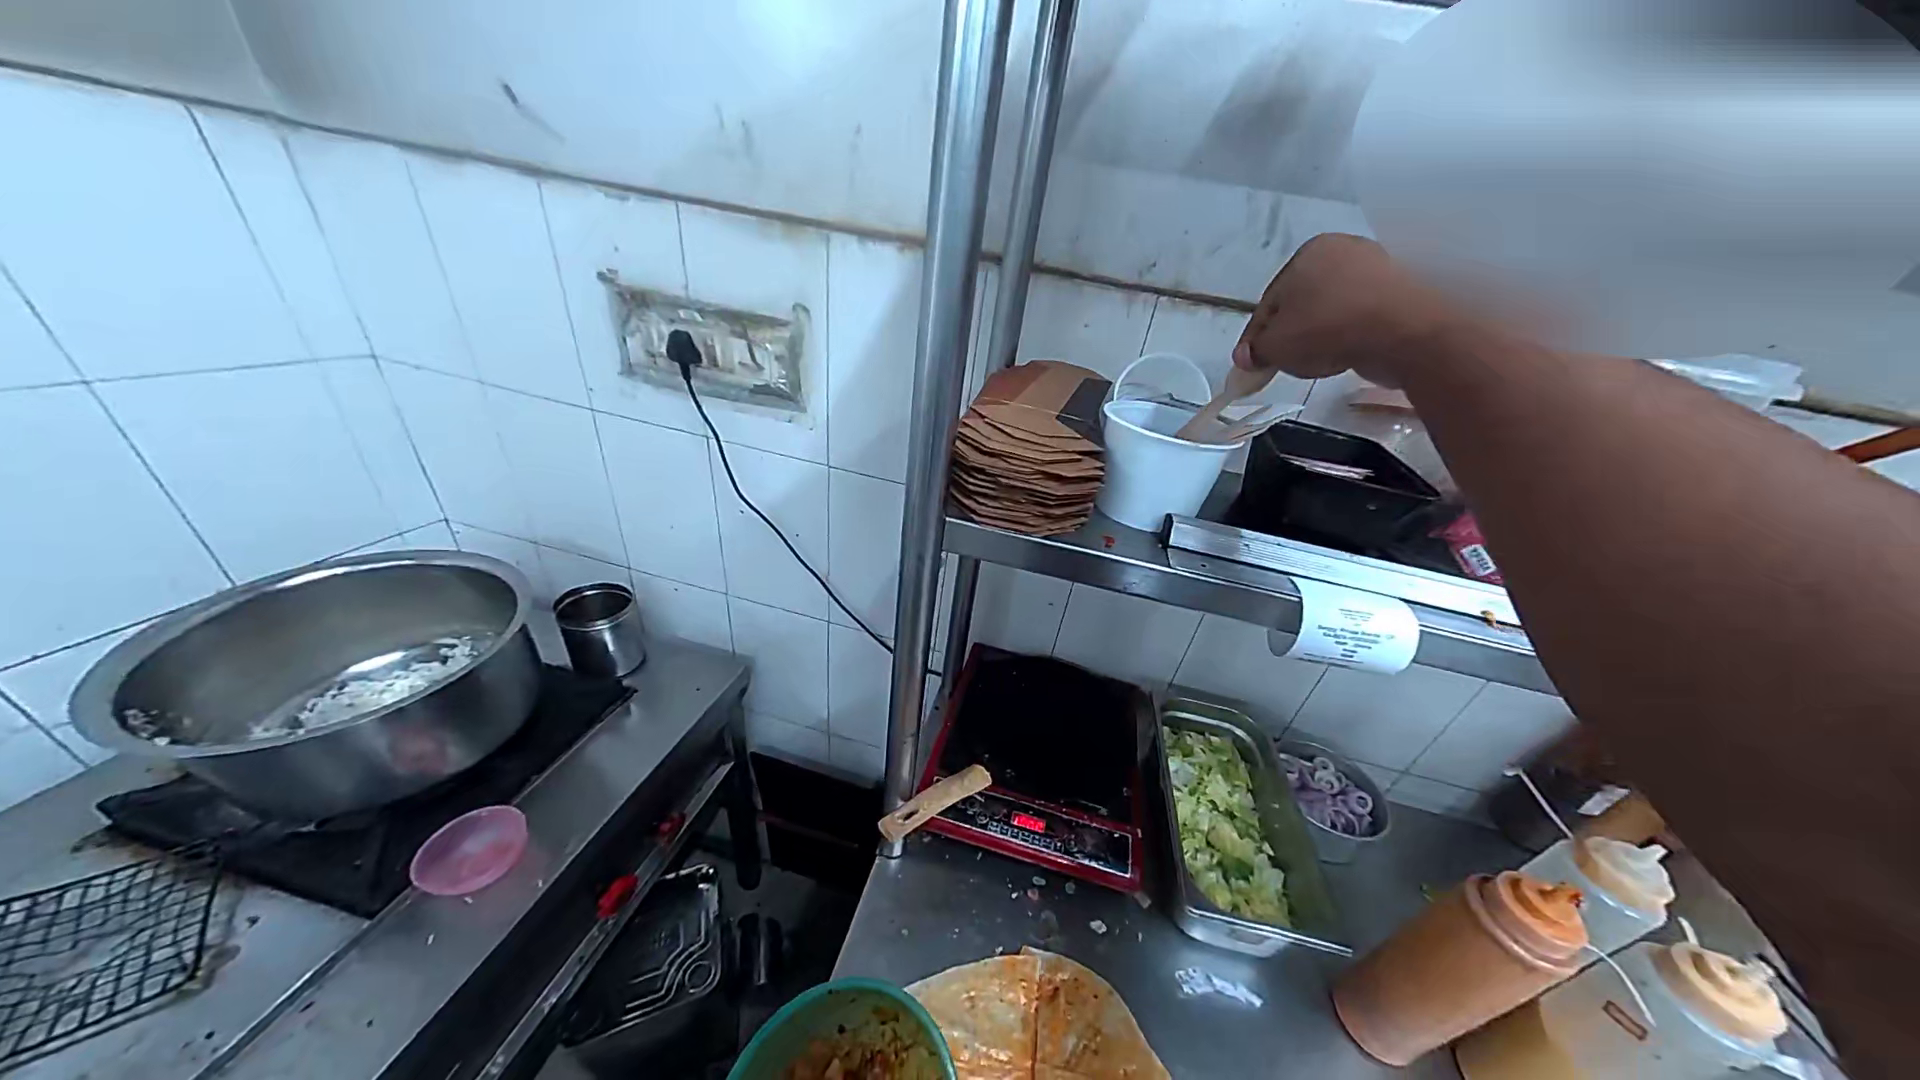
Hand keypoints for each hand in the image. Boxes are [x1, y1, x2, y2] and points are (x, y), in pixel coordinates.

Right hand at [1233, 234, 1467, 388]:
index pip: (1269, 302)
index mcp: (1307, 252)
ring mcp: (1375, 266)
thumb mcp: (1275, 346)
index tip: (1250, 364)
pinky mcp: (1400, 288)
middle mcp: (1342, 249)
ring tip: (1315, 361)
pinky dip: (1347, 333)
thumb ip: (1255, 350)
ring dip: (1318, 334)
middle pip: (1300, 302)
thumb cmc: (1326, 330)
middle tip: (1281, 363)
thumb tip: (1245, 357)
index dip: (1255, 338)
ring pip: (1330, 308)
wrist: (1403, 332)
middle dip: (1289, 333)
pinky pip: (1359, 315)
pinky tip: (1344, 352)